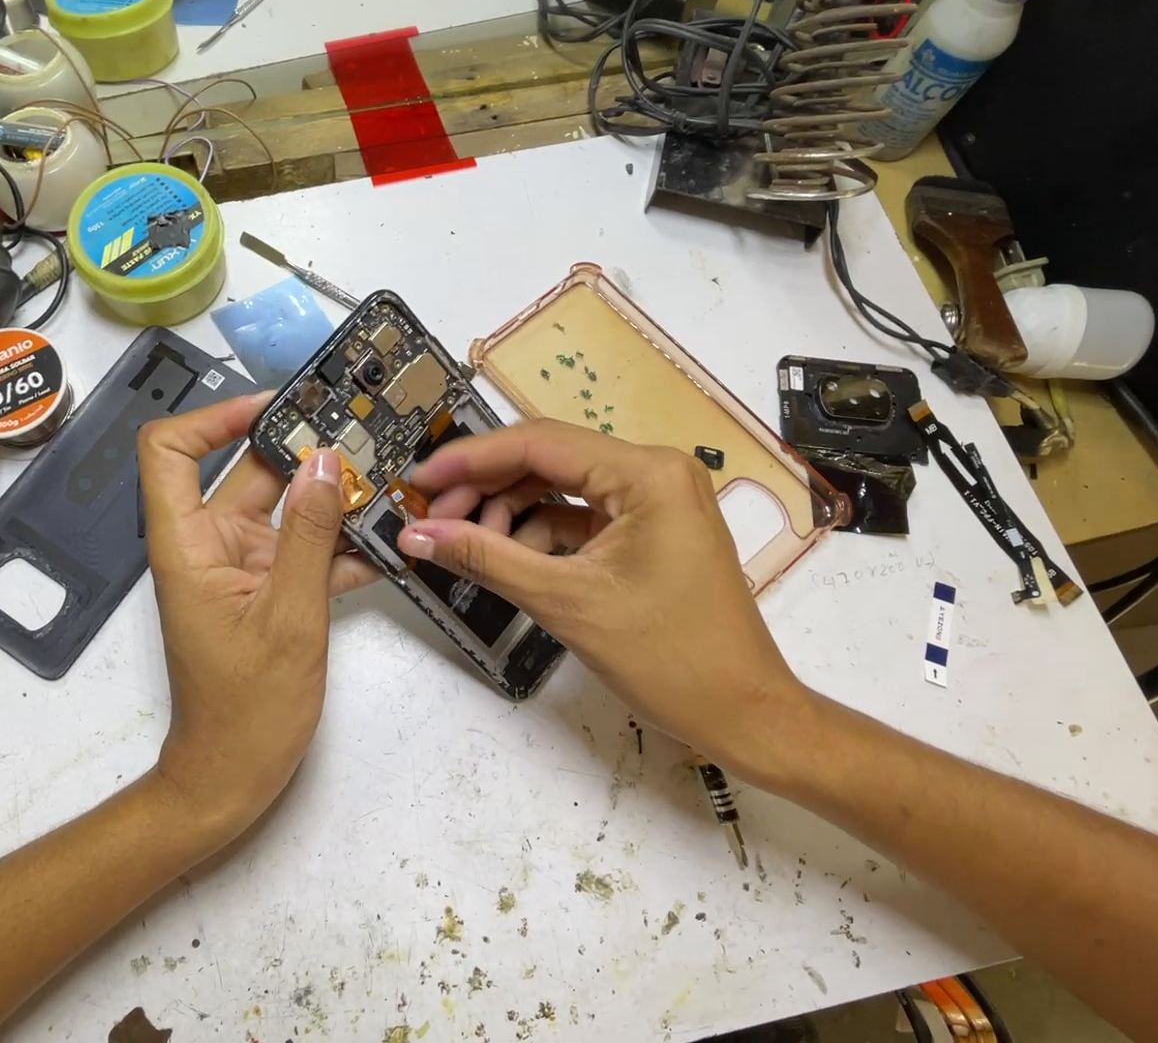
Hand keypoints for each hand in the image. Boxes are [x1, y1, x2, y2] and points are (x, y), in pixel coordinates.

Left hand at [139, 394, 377, 839]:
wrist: (232, 777)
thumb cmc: (248, 709)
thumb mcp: (290, 616)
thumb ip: (310, 536)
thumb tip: (328, 462)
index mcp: (190, 545)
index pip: (170, 452)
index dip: (214, 417)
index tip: (277, 409)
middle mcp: (209, 545)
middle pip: (246, 474)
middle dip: (303, 455)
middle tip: (365, 437)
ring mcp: (240, 568)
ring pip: (284, 511)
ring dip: (331, 501)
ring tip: (387, 486)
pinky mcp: (267, 591)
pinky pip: (301, 551)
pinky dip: (337, 546)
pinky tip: (385, 544)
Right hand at [395, 419, 812, 782]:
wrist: (742, 713)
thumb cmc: (666, 659)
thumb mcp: (565, 602)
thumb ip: (485, 558)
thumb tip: (416, 534)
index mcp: (646, 473)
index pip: (538, 444)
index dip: (469, 460)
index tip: (418, 481)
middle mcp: (653, 471)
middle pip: (546, 460)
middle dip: (486, 489)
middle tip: (435, 521)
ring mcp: (654, 499)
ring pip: (559, 488)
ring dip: (509, 513)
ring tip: (470, 548)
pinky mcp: (648, 528)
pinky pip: (579, 516)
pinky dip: (539, 534)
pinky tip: (509, 559)